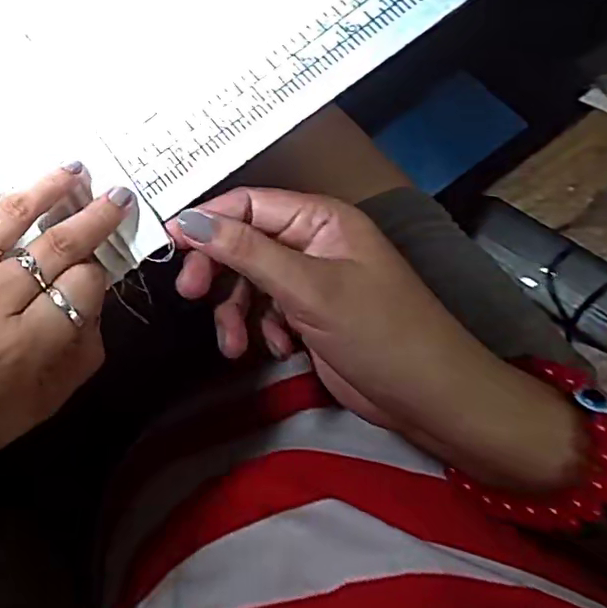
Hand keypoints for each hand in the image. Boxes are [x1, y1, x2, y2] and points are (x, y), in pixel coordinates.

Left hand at [0, 165, 132, 526]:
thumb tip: (96, 293)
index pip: (82, 286)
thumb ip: (82, 351)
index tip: (100, 268)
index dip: (99, 272)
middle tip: (119, 194)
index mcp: (21, 349)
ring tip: (74, 169)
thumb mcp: (42, 404)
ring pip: (6, 217)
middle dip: (96, 217)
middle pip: (55, 245)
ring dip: (47, 187)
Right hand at [169, 188, 583, 490]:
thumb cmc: (380, 333)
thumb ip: (248, 252)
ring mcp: (309, 278)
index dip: (209, 220)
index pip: (249, 204)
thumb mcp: (309, 289)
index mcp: (319, 219)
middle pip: (243, 242)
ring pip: (249, 280)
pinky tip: (273, 348)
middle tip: (192, 295)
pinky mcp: (308, 313)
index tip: (172, 241)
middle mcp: (311, 241)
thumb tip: (191, 220)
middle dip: (219, 270)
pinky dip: (259, 328)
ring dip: (236, 310)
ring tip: (236, 344)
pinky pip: (264, 309)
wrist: (434, 403)